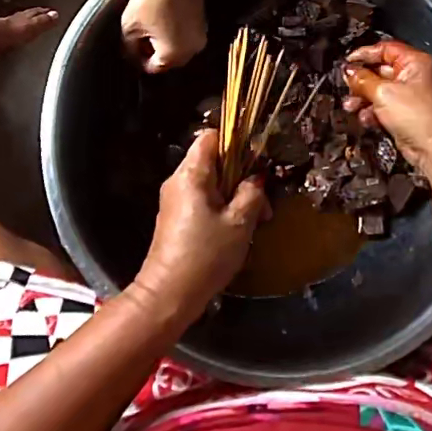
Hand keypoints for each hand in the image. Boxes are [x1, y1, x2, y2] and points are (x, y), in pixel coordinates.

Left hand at [120, 0, 207, 72]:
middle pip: (165, 59)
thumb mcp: (130, 25)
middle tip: (136, 32)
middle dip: (150, 49)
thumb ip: (130, 47)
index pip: (151, 68)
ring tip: (148, 21)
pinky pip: (183, 34)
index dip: (136, 57)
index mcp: (175, 57)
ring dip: (161, 38)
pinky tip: (161, 14)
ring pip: (175, 46)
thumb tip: (132, 55)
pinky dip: (172, 29)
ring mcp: (200, 36)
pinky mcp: (202, 22)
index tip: (128, 44)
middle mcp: (192, 52)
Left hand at [132, 130, 267, 324]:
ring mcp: (174, 199)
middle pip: (212, 161)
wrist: (169, 293)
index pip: (211, 137)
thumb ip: (251, 193)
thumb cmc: (206, 254)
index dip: (235, 142)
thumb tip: (256, 177)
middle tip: (262, 202)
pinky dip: (221, 208)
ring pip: (210, 183)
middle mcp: (178, 180)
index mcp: (191, 173)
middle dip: (240, 176)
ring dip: (234, 196)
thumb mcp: (239, 223)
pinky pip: (201, 200)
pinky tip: (236, 231)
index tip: (256, 161)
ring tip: (254, 221)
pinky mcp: (175, 217)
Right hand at [343, 40, 431, 171]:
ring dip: (363, 97)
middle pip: (380, 70)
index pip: (385, 48)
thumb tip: (350, 72)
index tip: (349, 62)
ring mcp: (413, 95)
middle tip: (349, 85)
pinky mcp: (408, 113)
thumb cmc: (422, 120)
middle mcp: (416, 76)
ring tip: (352, 105)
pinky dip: (372, 111)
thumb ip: (362, 79)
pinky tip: (365, 117)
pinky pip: (384, 106)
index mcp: (416, 62)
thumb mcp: (383, 93)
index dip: (364, 54)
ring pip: (380, 89)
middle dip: (361, 80)